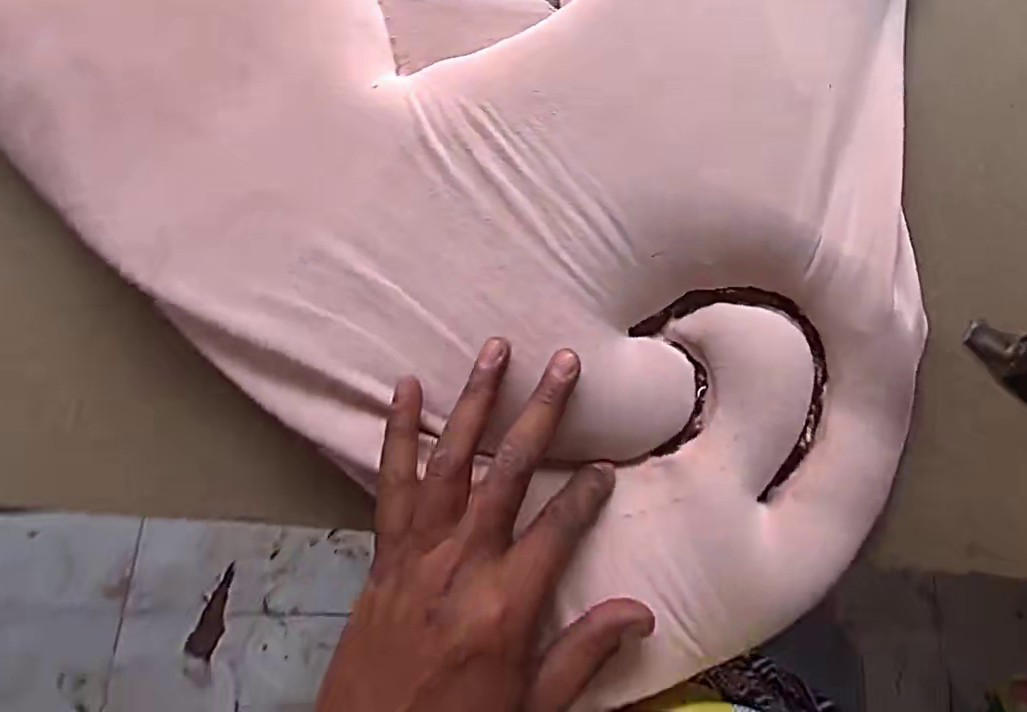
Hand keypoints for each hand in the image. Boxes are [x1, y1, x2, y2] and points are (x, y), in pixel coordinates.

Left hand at [316, 339, 654, 711]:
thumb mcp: (532, 710)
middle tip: (565, 363)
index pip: (560, 527)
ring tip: (495, 350)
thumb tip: (642, 613)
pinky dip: (398, 431)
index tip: (605, 467)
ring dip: (476, 400)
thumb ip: (584, 655)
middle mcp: (464, 563)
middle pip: (512, 470)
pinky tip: (407, 385)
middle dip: (543, 411)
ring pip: (452, 459)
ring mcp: (419, 551)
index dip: (588, 492)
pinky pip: (391, 482)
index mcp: (506, 604)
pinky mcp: (384, 551)